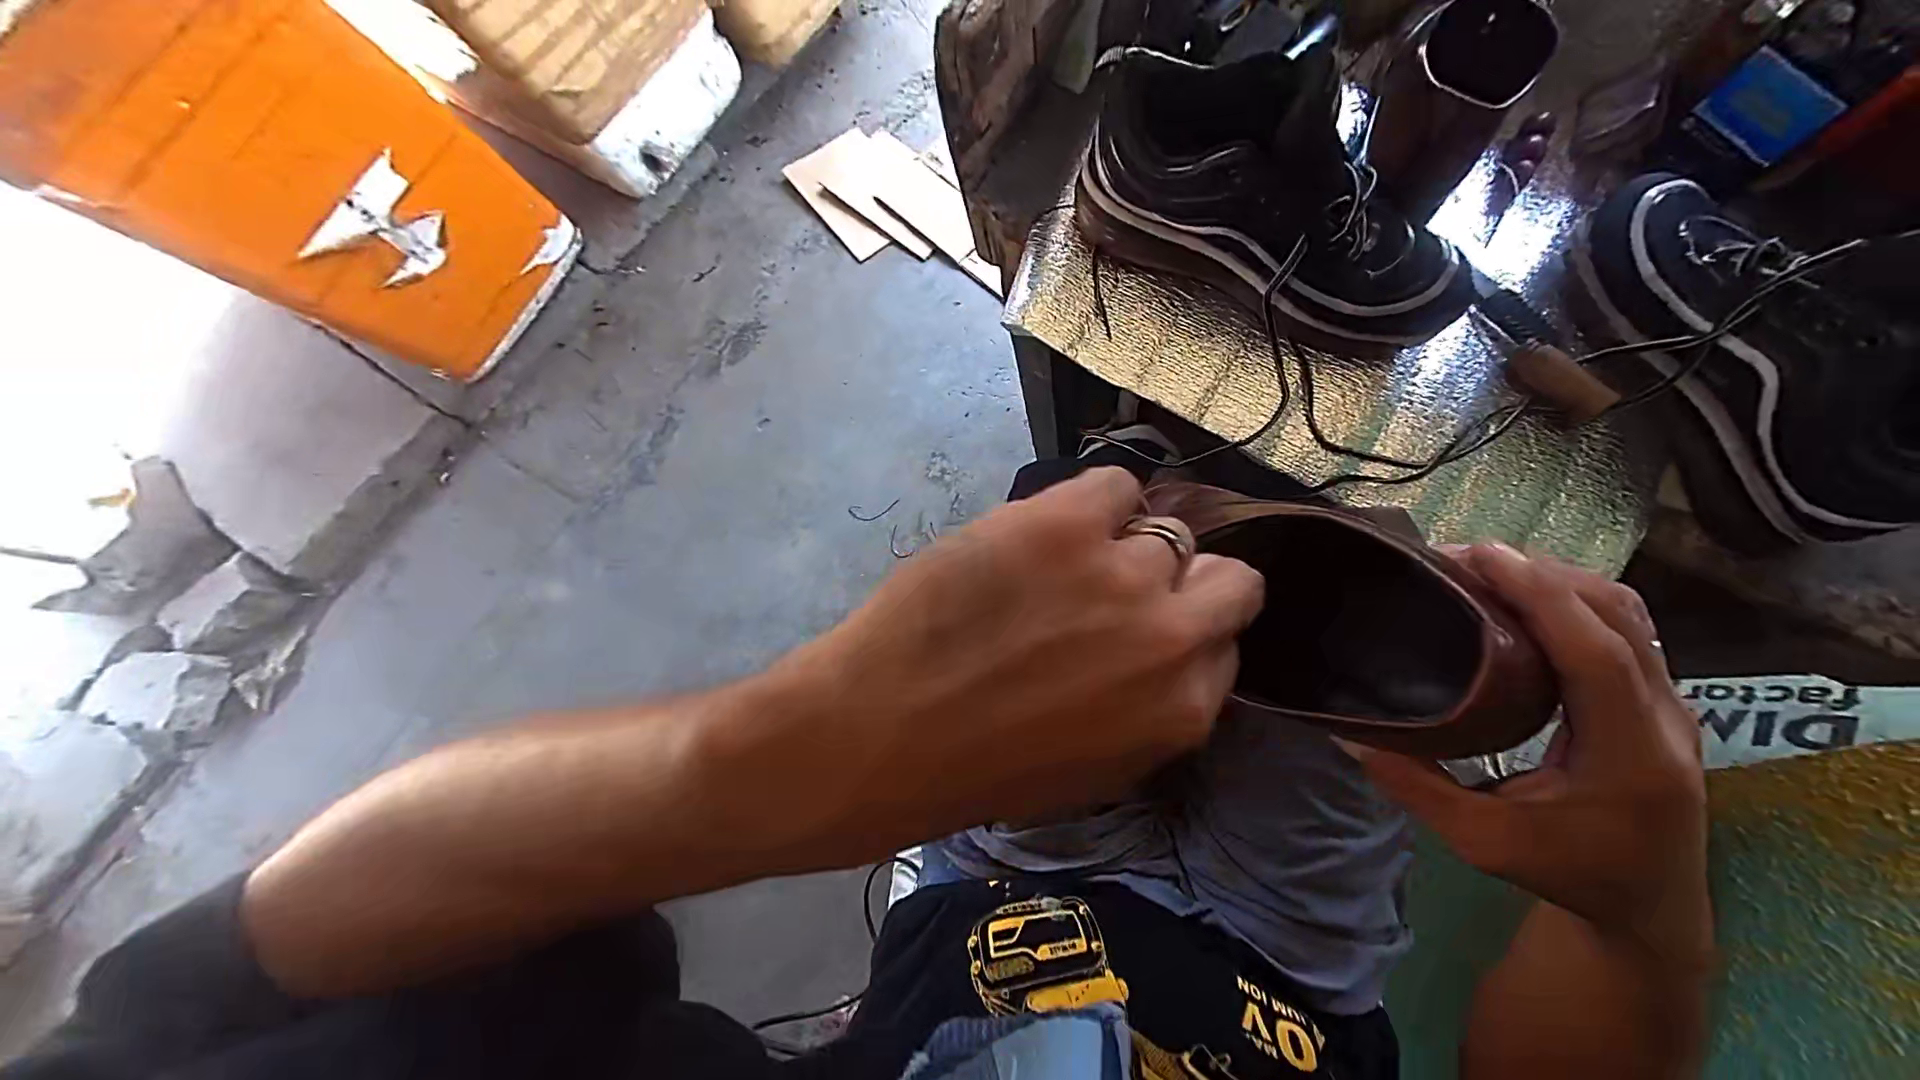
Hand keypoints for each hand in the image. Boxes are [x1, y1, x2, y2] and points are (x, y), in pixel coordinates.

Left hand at [760, 466, 1264, 845]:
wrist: (884, 734)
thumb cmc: (979, 765)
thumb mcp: (1096, 765)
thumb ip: (1150, 708)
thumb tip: (1171, 650)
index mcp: (1182, 710)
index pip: (1225, 640)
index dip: (1186, 625)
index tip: (1151, 621)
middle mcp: (1171, 636)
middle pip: (1228, 578)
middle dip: (1185, 580)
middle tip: (1124, 583)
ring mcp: (1120, 572)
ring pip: (1165, 528)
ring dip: (1125, 544)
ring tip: (1065, 559)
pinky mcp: (1063, 524)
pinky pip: (1113, 484)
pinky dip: (1090, 502)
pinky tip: (1043, 529)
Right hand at [1339, 545, 1710, 960]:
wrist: (1650, 907)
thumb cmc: (1566, 874)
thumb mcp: (1479, 842)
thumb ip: (1414, 786)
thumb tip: (1346, 733)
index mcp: (1631, 754)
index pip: (1598, 651)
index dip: (1541, 595)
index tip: (1480, 554)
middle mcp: (1664, 717)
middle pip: (1616, 615)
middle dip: (1538, 573)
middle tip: (1458, 558)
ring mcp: (1668, 704)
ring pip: (1625, 613)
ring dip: (1555, 579)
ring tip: (1480, 569)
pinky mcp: (1654, 698)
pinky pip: (1619, 627)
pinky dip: (1566, 597)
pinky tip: (1516, 598)